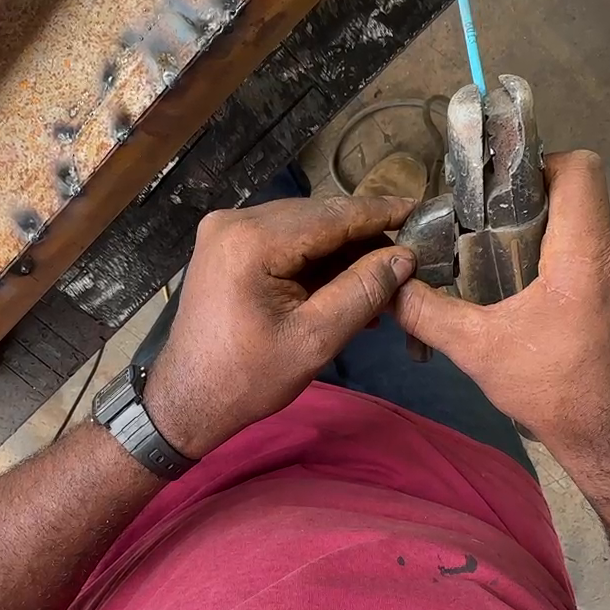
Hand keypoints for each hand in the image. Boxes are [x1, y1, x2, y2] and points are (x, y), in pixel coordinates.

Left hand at [143, 195, 416, 458]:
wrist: (187, 399)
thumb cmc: (248, 378)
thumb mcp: (315, 339)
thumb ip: (362, 291)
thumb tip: (404, 256)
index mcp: (252, 240)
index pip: (332, 216)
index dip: (380, 214)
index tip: (423, 210)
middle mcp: (234, 221)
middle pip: (317, 217)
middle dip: (363, 237)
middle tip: (408, 256)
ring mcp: (225, 230)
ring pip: (302, 228)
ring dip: (340, 251)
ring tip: (382, 280)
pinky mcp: (224, 246)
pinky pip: (282, 241)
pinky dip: (313, 260)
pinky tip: (344, 284)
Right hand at [393, 150, 609, 468]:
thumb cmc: (553, 390)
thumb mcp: (477, 350)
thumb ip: (426, 312)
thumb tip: (387, 285)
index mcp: (589, 253)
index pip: (579, 168)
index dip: (538, 165)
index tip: (500, 194)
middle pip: (579, 197)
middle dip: (534, 209)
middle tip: (492, 239)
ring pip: (590, 226)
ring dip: (553, 239)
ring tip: (513, 272)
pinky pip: (604, 253)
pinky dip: (573, 262)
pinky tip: (544, 300)